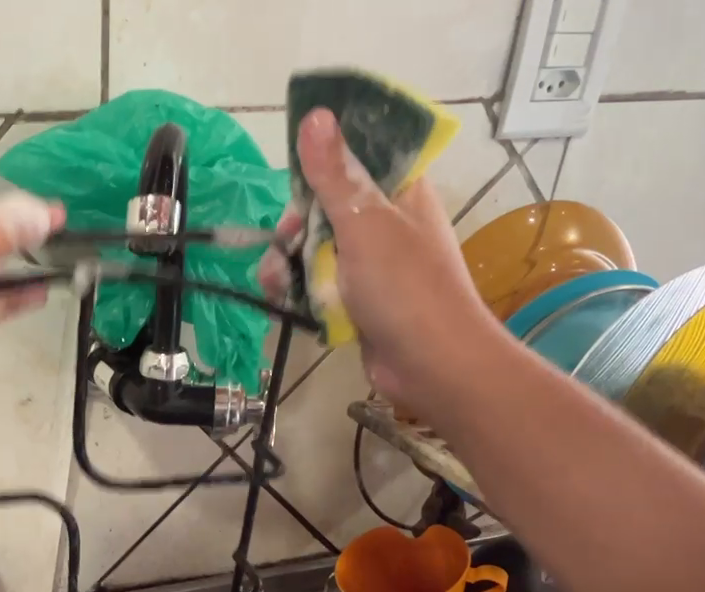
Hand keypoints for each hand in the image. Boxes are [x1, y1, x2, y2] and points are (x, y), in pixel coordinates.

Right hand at [258, 109, 505, 407]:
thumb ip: (334, 174)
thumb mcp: (364, 224)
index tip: (296, 183)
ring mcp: (370, 264)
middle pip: (324, 207)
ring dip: (288, 264)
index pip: (355, 156)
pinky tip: (281, 301)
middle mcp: (384, 221)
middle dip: (294, 227)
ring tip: (274, 284)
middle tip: (284, 245)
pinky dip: (297, 291)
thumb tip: (314, 114)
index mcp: (399, 190)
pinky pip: (317, 285)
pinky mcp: (356, 300)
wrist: (430, 364)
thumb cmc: (405, 288)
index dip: (321, 165)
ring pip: (314, 249)